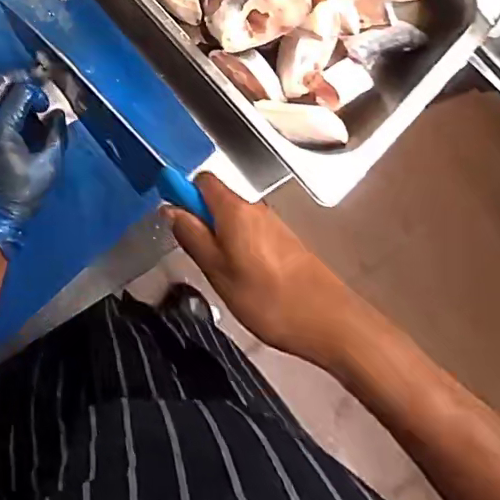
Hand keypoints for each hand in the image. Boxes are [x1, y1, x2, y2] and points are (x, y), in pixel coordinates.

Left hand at [0, 69, 65, 255]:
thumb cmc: (21, 194)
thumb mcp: (48, 165)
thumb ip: (56, 134)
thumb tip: (57, 113)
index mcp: (1, 128)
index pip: (20, 91)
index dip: (38, 93)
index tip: (48, 108)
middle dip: (18, 78)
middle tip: (37, 85)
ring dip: (6, 87)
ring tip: (27, 97)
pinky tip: (16, 112)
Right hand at [165, 173, 367, 368]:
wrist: (328, 319)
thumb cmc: (266, 297)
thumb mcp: (217, 271)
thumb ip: (192, 236)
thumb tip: (170, 209)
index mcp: (234, 208)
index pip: (202, 180)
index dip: (184, 194)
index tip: (178, 222)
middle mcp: (254, 207)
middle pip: (218, 200)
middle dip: (203, 223)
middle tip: (202, 260)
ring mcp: (273, 223)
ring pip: (234, 220)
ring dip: (222, 240)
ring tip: (227, 277)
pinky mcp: (286, 241)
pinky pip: (252, 234)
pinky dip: (242, 249)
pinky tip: (249, 282)